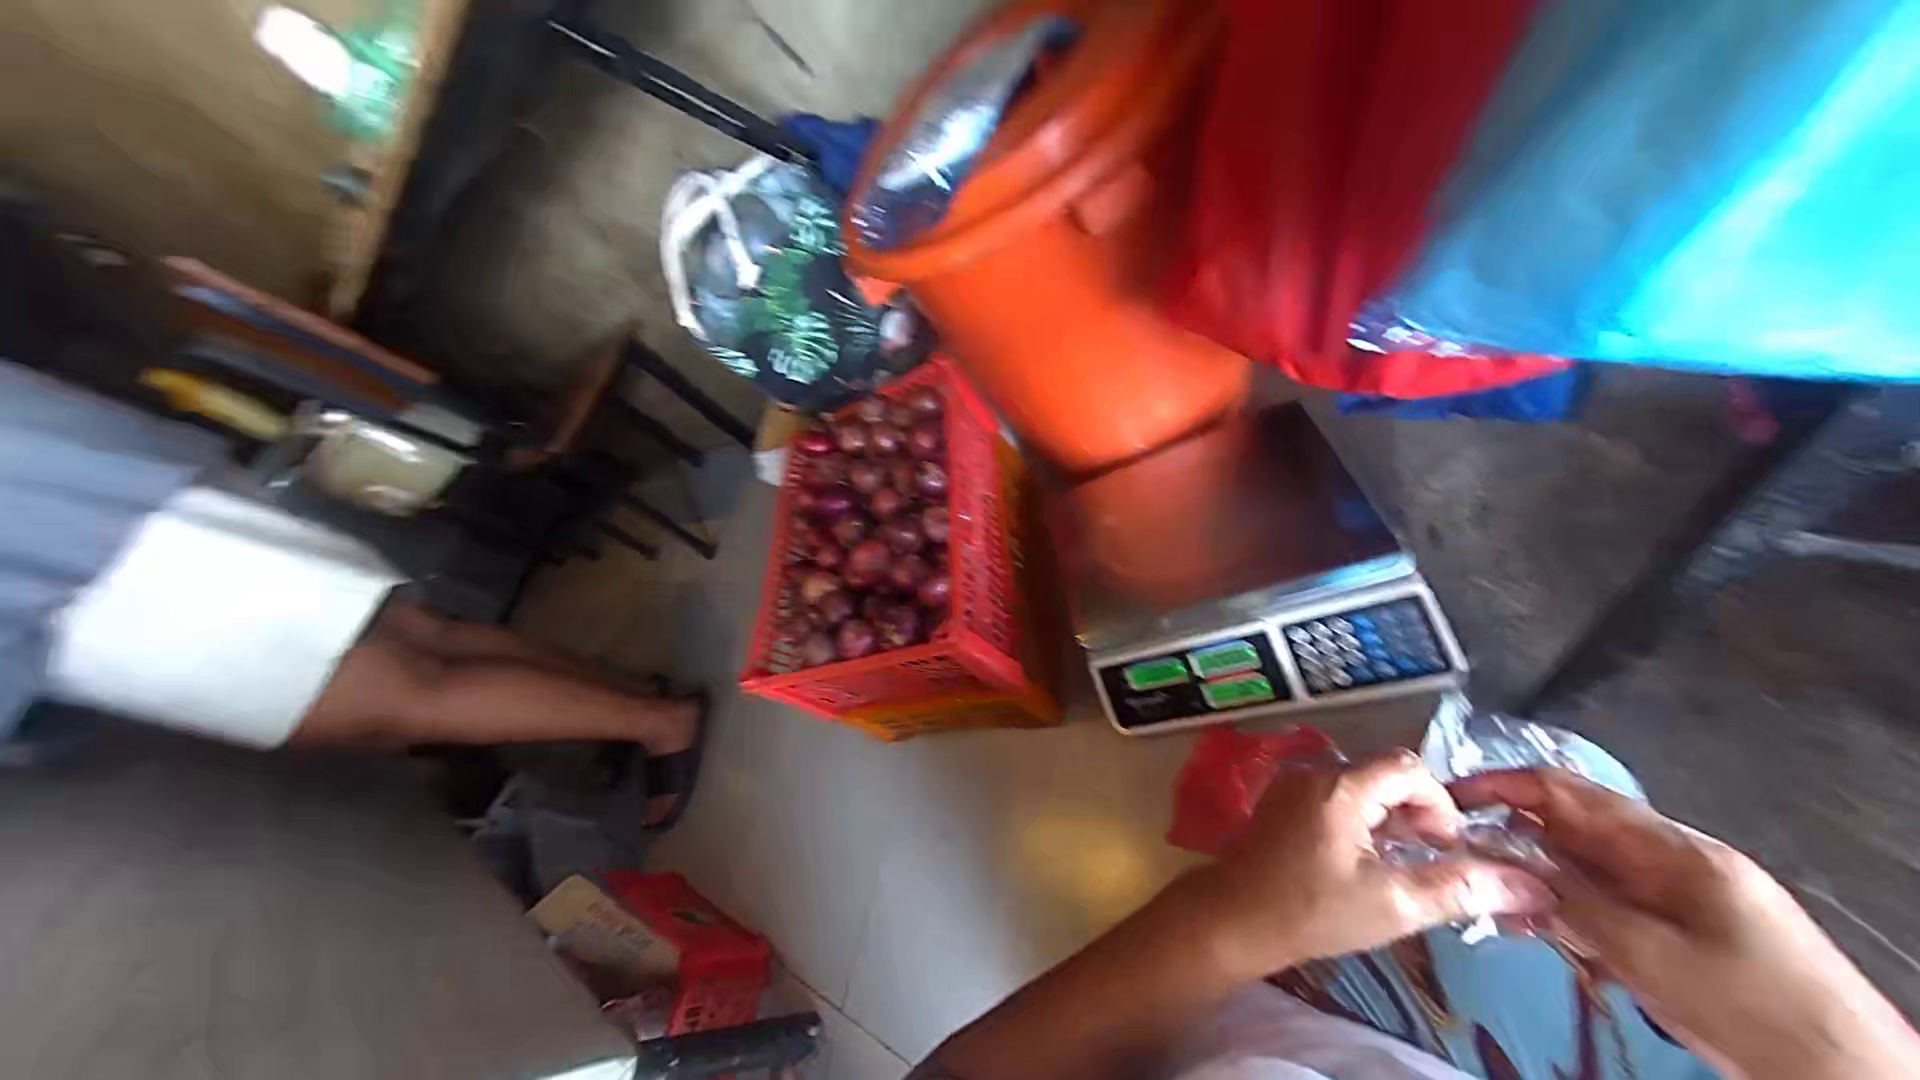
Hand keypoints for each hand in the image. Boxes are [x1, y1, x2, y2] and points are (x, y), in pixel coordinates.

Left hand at [1192, 752, 1553, 974]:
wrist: (1236, 915)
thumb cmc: (1313, 908)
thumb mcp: (1394, 903)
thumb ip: (1460, 887)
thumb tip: (1529, 884)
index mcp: (1339, 785)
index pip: (1407, 766)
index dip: (1439, 802)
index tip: (1445, 846)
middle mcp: (1313, 771)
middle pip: (1382, 773)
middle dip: (1416, 810)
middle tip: (1426, 857)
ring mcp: (1292, 782)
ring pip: (1359, 784)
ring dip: (1388, 816)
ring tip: (1398, 862)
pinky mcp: (1281, 799)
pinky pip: (1333, 793)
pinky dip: (1359, 816)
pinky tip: (1363, 857)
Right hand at [1453, 768, 1919, 1079]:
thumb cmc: (1755, 1011)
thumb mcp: (1645, 953)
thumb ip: (1564, 899)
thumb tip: (1494, 860)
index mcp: (1670, 849)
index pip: (1565, 792)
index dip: (1500, 786)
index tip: (1448, 799)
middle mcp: (1669, 859)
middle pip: (1569, 828)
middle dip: (1510, 838)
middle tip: (1460, 860)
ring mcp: (1676, 894)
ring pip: (1580, 866)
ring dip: (1533, 879)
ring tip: (1494, 905)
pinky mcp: (1678, 927)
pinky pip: (1602, 901)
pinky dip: (1563, 908)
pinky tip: (1536, 928)